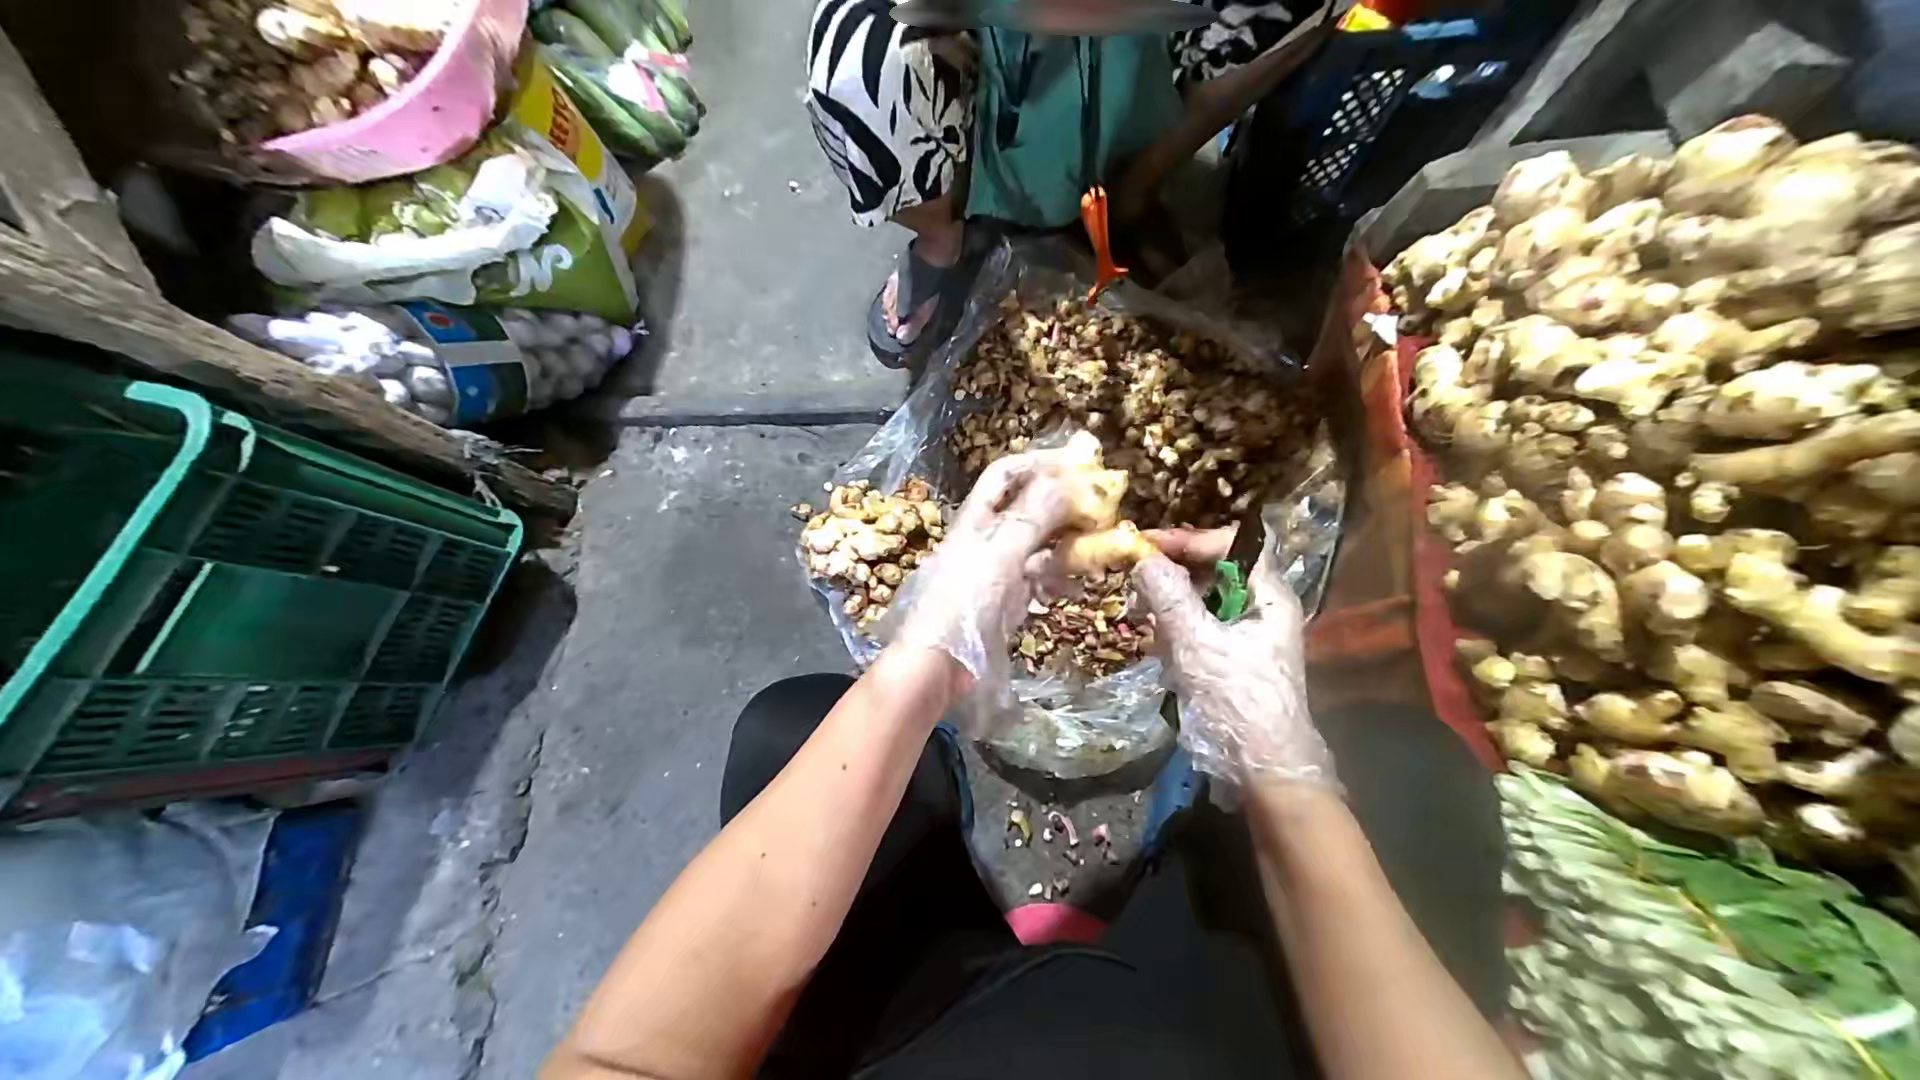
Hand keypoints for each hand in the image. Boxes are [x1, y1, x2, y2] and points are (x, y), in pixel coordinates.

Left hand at [886, 446, 1084, 705]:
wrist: (938, 664)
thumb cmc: (964, 601)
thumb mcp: (1001, 551)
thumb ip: (1035, 514)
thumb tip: (1071, 480)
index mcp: (977, 517)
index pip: (1007, 473)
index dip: (1041, 461)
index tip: (1082, 460)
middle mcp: (987, 536)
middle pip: (1028, 506)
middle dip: (1064, 502)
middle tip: (1103, 505)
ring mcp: (997, 568)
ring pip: (1039, 542)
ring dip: (1068, 540)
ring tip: (1100, 543)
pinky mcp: (1006, 598)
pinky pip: (1039, 577)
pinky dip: (1060, 575)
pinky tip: (1078, 581)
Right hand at [1133, 546, 1337, 795]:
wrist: (1260, 768)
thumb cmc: (1238, 700)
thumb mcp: (1199, 644)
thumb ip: (1171, 598)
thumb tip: (1143, 559)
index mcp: (1268, 597)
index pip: (1235, 544)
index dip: (1193, 540)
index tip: (1151, 546)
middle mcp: (1260, 608)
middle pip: (1215, 569)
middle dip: (1175, 571)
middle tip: (1137, 575)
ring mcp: (1244, 634)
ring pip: (1201, 599)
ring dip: (1170, 602)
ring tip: (1143, 612)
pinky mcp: (1228, 657)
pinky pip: (1196, 627)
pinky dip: (1175, 629)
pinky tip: (1160, 644)